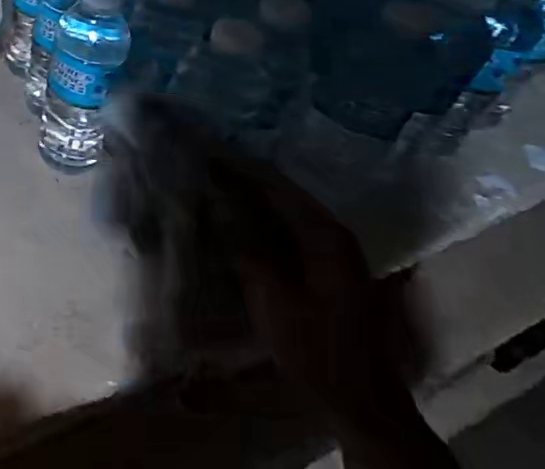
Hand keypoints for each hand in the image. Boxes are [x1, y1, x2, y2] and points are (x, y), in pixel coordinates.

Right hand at [204, 154, 421, 417]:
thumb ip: (243, 241)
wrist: (357, 399)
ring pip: (275, 204)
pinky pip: (277, 222)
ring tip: (196, 175)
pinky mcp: (317, 264)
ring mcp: (327, 250)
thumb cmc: (315, 346)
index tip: (190, 144)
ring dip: (238, 190)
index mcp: (324, 235)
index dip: (229, 162)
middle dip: (231, 171)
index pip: (270, 182)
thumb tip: (210, 195)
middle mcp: (331, 233)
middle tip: (187, 155)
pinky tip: (220, 210)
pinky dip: (248, 211)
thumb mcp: (272, 294)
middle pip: (274, 188)